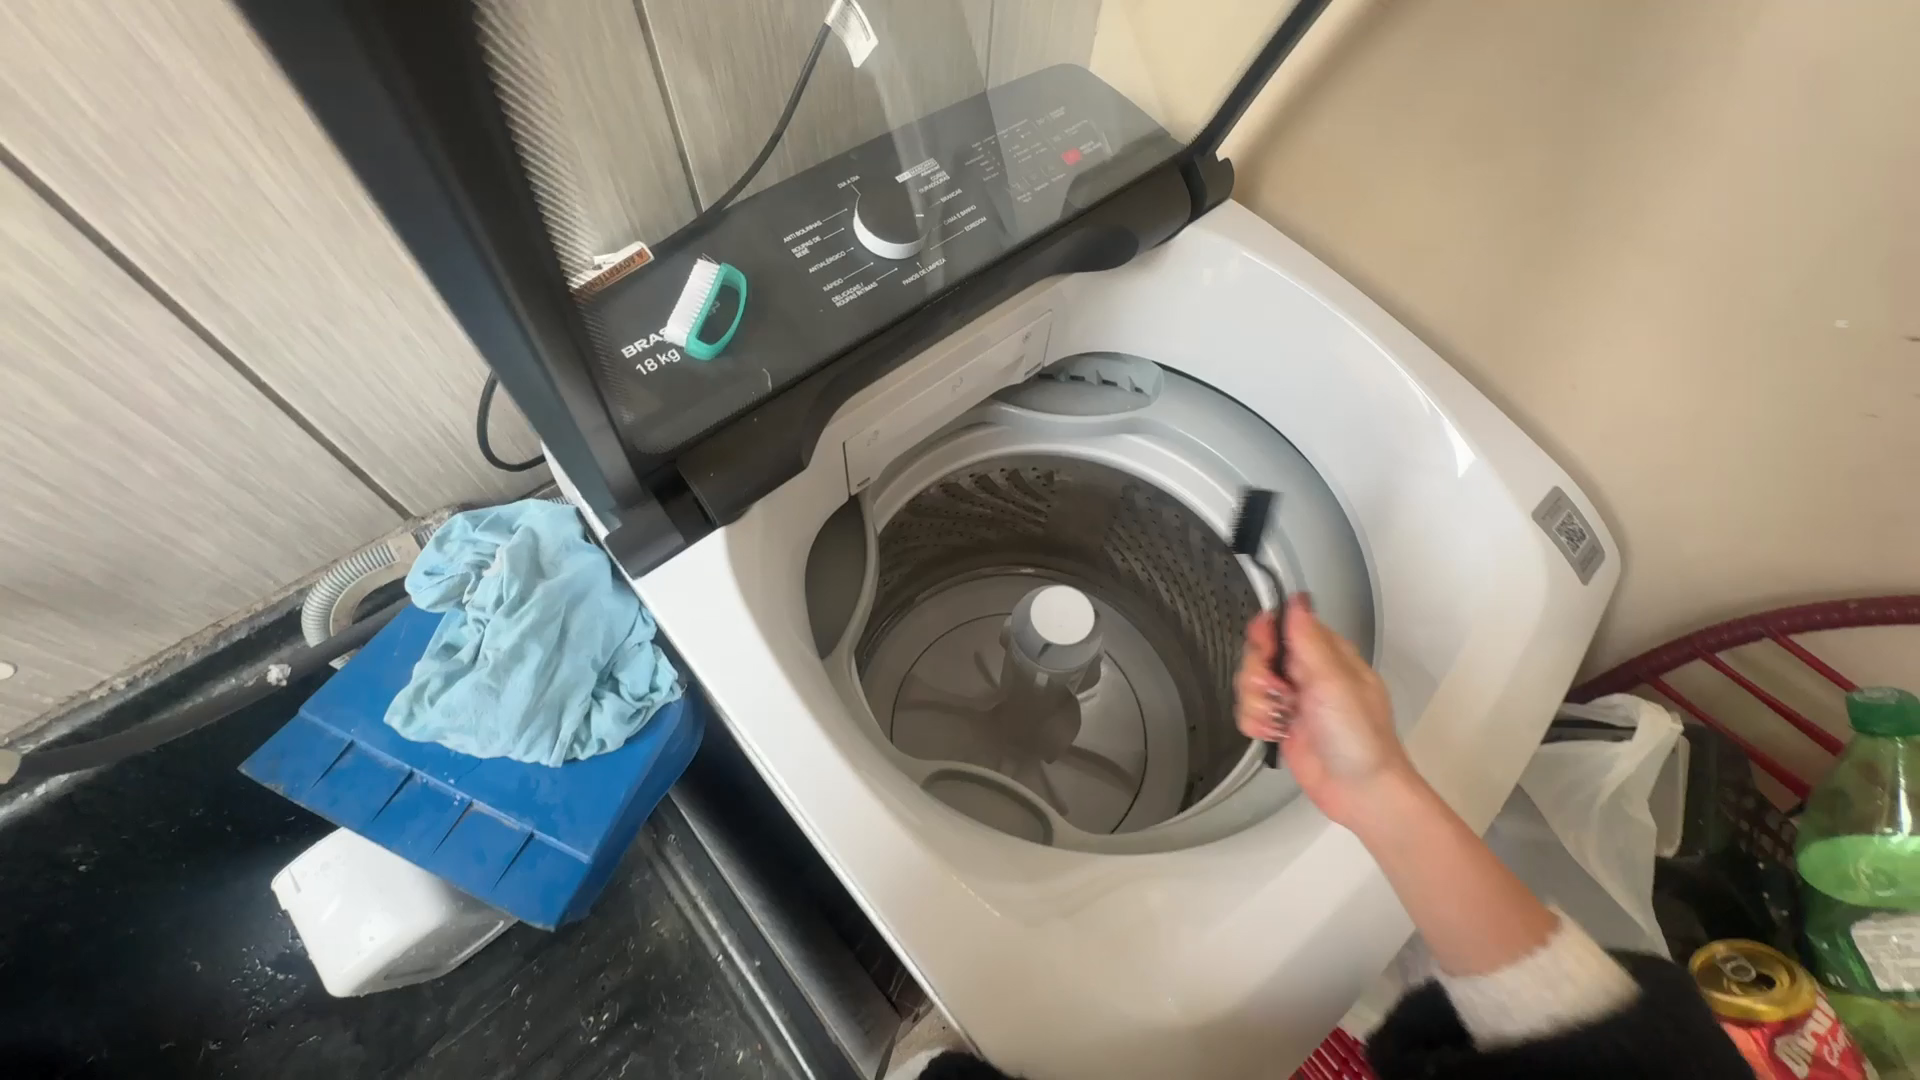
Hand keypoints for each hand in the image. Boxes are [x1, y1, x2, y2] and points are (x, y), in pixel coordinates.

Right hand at [1234, 599, 1412, 828]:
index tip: (1266, 653)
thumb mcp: (1333, 681)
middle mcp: (1307, 674)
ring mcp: (1292, 700)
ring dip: (1256, 704)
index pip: (1283, 626)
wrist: (1359, 791)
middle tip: (1279, 694)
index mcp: (1326, 655)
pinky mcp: (1279, 725)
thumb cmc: (1357, 735)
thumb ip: (1308, 640)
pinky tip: (1274, 734)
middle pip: (1258, 655)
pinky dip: (1255, 723)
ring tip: (1280, 721)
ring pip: (1248, 685)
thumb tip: (1298, 599)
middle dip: (1257, 676)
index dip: (1266, 636)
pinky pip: (1248, 712)